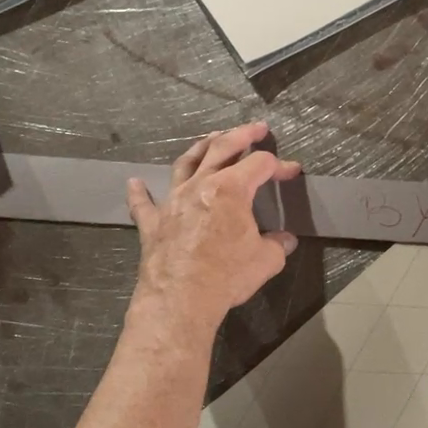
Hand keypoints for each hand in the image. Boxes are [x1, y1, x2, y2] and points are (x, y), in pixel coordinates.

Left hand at [126, 122, 301, 331]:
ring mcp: (173, 201)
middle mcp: (200, 186)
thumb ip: (277, 244)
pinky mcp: (153, 223)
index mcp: (231, 189)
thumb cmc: (227, 276)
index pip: (260, 165)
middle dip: (242, 135)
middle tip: (255, 128)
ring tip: (211, 138)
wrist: (181, 300)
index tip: (292, 172)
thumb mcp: (266, 260)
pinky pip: (144, 204)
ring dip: (200, 148)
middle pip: (221, 149)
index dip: (280, 165)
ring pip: (185, 164)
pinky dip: (140, 192)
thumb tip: (284, 241)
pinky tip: (135, 182)